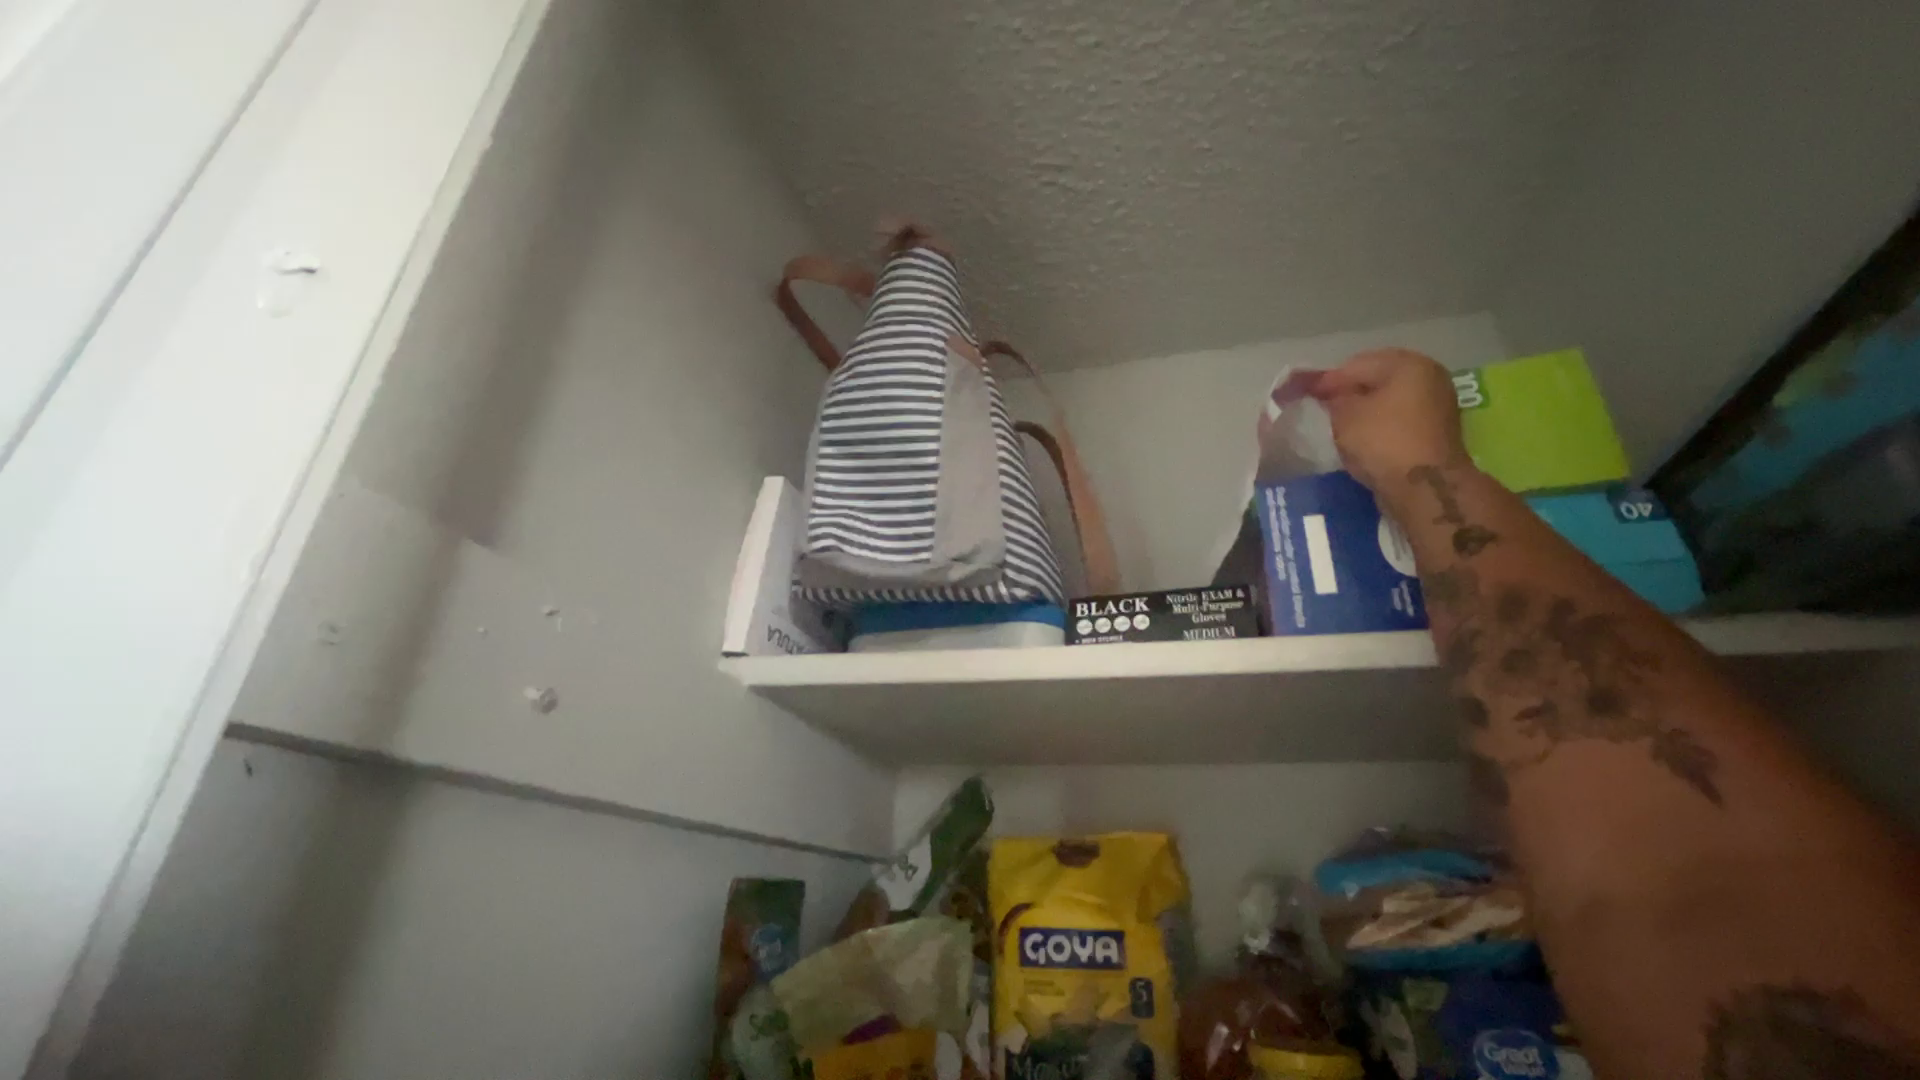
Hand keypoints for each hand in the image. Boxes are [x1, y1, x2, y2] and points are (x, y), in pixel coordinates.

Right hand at [1310, 348, 1469, 491]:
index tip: (1302, 394)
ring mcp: (1436, 405)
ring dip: (1363, 409)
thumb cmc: (1382, 441)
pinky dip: (1378, 425)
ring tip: (1338, 424)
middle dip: (1347, 392)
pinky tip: (1360, 438)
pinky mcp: (1434, 432)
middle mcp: (1429, 377)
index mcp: (1409, 365)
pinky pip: (1397, 420)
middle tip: (1320, 407)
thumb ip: (1332, 397)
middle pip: (1376, 379)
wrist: (1423, 488)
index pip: (1356, 365)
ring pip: (1387, 400)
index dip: (1325, 380)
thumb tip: (1330, 394)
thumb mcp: (1345, 414)